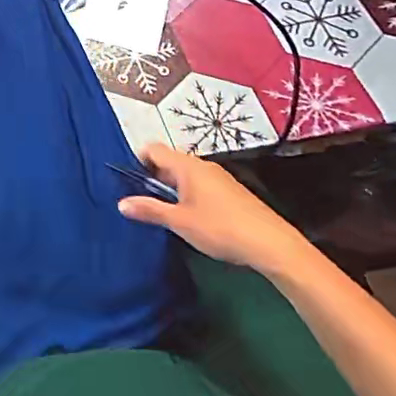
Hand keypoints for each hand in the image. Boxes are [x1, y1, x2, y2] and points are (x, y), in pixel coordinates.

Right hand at [117, 142, 314, 275]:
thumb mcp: (179, 222)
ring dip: (172, 189)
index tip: (131, 183)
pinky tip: (193, 219)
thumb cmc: (222, 229)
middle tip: (145, 201)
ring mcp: (219, 179)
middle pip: (168, 162)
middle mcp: (203, 166)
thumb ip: (149, 210)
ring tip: (167, 213)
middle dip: (154, 178)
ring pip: (185, 176)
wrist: (274, 246)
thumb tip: (121, 204)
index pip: (153, 149)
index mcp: (187, 166)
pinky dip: (190, 196)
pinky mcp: (231, 193)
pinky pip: (201, 186)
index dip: (138, 161)